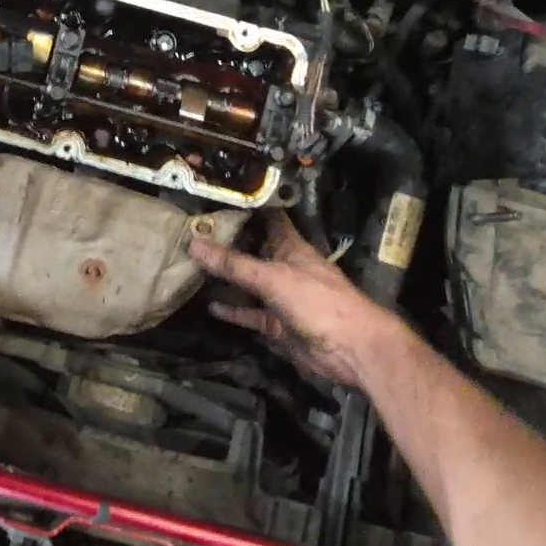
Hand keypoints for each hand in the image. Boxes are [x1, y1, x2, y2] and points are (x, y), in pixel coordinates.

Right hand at [188, 211, 399, 386]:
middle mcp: (285, 267)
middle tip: (193, 230)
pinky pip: (251, 314)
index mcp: (291, 247)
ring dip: (227, 277)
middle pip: (253, 249)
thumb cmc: (319, 301)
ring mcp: (282, 297)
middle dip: (228, 242)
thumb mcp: (273, 277)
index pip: (268, 217)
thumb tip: (194, 244)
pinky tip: (211, 305)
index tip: (218, 195)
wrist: (351, 350)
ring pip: (249, 283)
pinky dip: (233, 311)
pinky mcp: (278, 324)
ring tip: (193, 265)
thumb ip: (234, 264)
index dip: (248, 206)